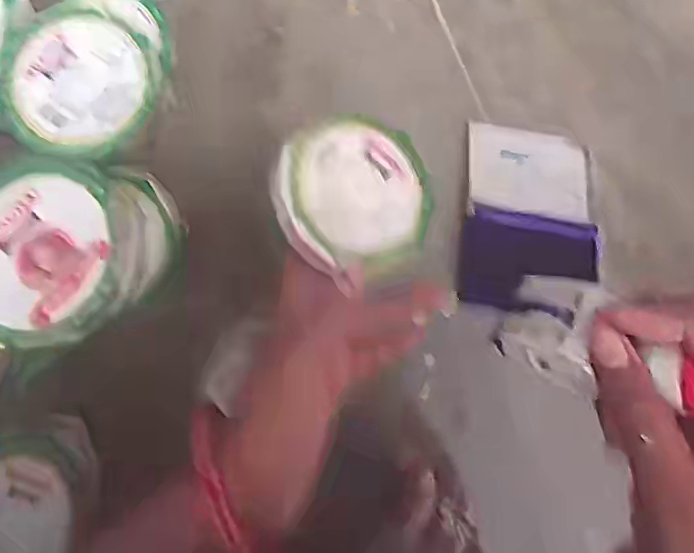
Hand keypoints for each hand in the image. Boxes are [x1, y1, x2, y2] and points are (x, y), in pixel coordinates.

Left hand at [218, 257, 445, 536]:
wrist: (260, 482)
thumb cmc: (279, 411)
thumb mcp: (310, 357)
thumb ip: (346, 317)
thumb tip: (379, 278)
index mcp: (293, 307)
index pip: (315, 254)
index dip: (338, 230)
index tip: (369, 210)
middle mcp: (307, 320)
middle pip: (346, 283)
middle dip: (377, 264)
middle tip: (414, 245)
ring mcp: (322, 352)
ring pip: (363, 316)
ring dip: (395, 304)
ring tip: (433, 291)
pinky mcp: (336, 383)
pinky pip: (369, 351)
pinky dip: (393, 339)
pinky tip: (419, 331)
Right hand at [590, 300, 693, 552]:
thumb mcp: (675, 515)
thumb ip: (641, 423)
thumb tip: (601, 334)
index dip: (687, 321)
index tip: (617, 318)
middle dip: (661, 324)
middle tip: (602, 329)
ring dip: (642, 347)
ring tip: (602, 374)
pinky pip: (674, 376)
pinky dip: (635, 374)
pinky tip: (613, 403)